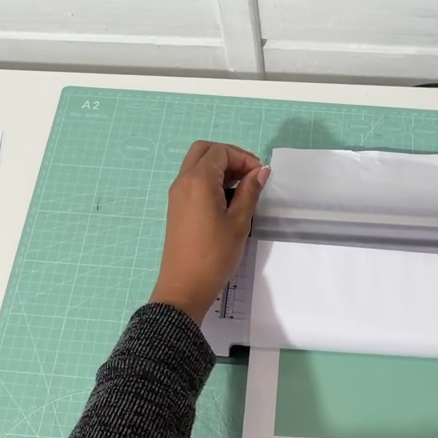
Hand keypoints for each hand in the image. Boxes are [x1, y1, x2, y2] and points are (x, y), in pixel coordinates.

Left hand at [150, 141, 269, 323]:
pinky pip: (192, 181)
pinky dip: (210, 180)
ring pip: (197, 165)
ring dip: (219, 168)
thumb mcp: (239, 222)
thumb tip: (261, 171)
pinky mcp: (177, 207)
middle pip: (204, 151)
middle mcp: (183, 181)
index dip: (243, 158)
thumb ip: (250, 191)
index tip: (260, 175)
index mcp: (198, 181)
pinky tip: (228, 200)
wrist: (184, 286)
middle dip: (229, 156)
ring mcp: (177, 194)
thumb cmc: (214, 254)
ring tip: (242, 188)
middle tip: (249, 174)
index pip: (220, 152)